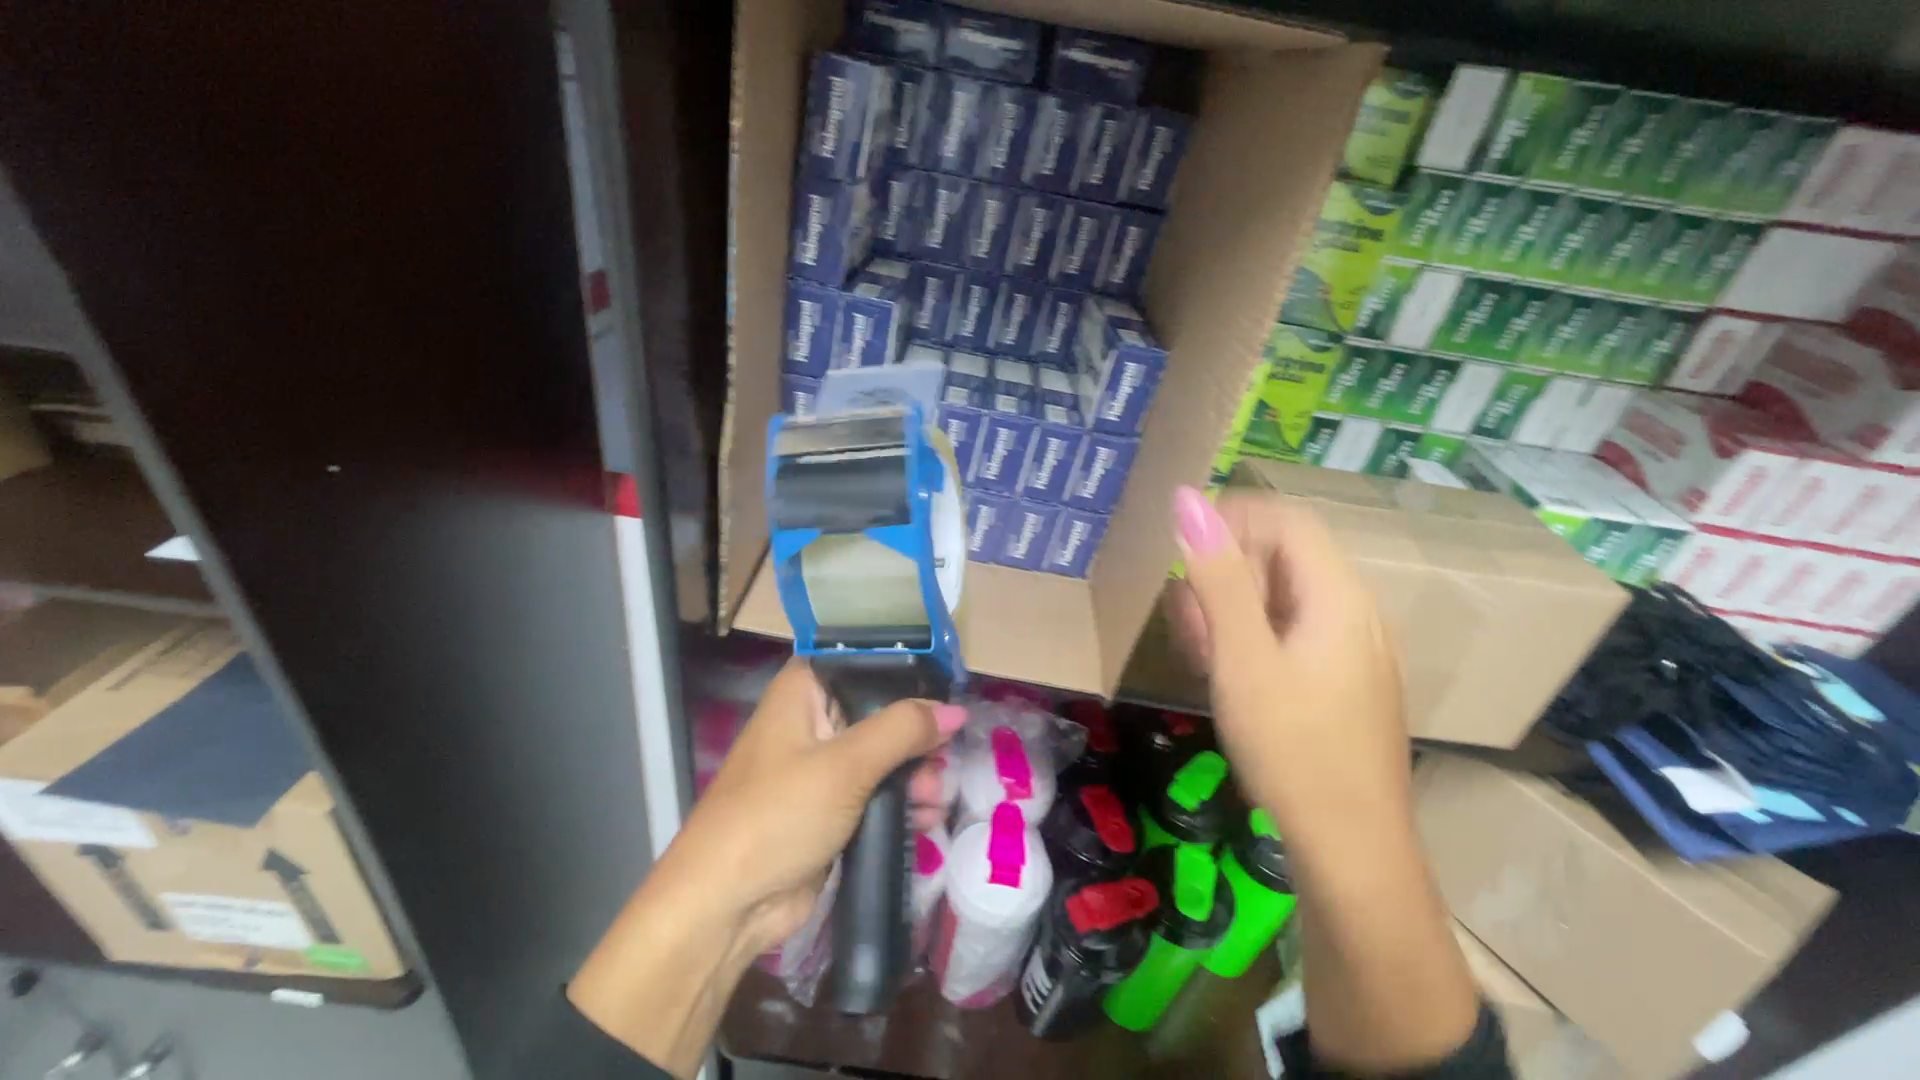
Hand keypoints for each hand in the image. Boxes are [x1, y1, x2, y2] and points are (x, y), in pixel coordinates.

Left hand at [569, 661, 962, 1077]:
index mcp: (803, 692)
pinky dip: (903, 803)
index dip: (906, 671)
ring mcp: (821, 768)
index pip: (862, 660)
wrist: (728, 904)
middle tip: (943, 761)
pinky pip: (878, 793)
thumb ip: (903, 731)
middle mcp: (812, 721)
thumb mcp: (845, 765)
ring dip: (916, 775)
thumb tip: (955, 711)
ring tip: (934, 801)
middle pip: (881, 711)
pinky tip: (925, 821)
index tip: (946, 689)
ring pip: (885, 756)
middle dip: (918, 737)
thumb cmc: (778, 816)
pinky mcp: (831, 809)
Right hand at [1163, 486, 1409, 826]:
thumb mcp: (1243, 659)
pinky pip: (1292, 639)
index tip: (1178, 549)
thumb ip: (1216, 578)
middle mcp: (1354, 613)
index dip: (1230, 519)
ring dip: (1232, 613)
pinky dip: (1252, 644)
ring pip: (1283, 603)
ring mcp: (1353, 653)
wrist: (1352, 850)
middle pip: (1284, 560)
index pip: (1286, 521)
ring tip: (1197, 654)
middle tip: (1184, 620)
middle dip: (1225, 575)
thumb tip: (1187, 500)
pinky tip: (1226, 680)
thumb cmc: (1293, 749)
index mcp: (1338, 597)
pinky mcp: (1343, 687)